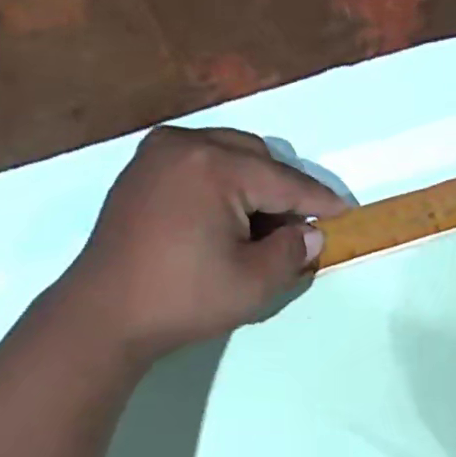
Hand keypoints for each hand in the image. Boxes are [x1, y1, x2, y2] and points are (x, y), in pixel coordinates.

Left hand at [47, 126, 349, 357]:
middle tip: (304, 226)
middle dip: (285, 189)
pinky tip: (232, 218)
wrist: (108, 312)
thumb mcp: (253, 282)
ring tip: (269, 226)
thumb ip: (290, 252)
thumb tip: (311, 234)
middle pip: (256, 156)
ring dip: (255, 184)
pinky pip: (199, 164)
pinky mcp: (142, 171)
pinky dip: (225, 184)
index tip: (347, 211)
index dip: (319, 200)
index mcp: (214, 166)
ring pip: (227, 155)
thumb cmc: (186, 298)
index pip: (283, 180)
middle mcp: (184, 144)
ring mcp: (157, 153)